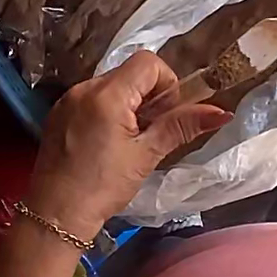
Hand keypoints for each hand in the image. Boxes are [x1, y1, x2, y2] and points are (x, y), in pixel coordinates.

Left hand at [26, 51, 230, 236]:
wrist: (55, 213)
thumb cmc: (103, 187)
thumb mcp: (146, 155)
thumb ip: (181, 126)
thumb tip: (221, 112)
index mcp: (107, 95)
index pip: (148, 62)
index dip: (166, 84)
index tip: (165, 116)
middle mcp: (83, 89)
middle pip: (128, 72)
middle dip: (148, 96)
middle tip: (148, 132)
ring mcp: (67, 100)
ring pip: (109, 85)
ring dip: (127, 104)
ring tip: (126, 140)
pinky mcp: (57, 113)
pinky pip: (89, 99)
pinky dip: (105, 111)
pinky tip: (104, 142)